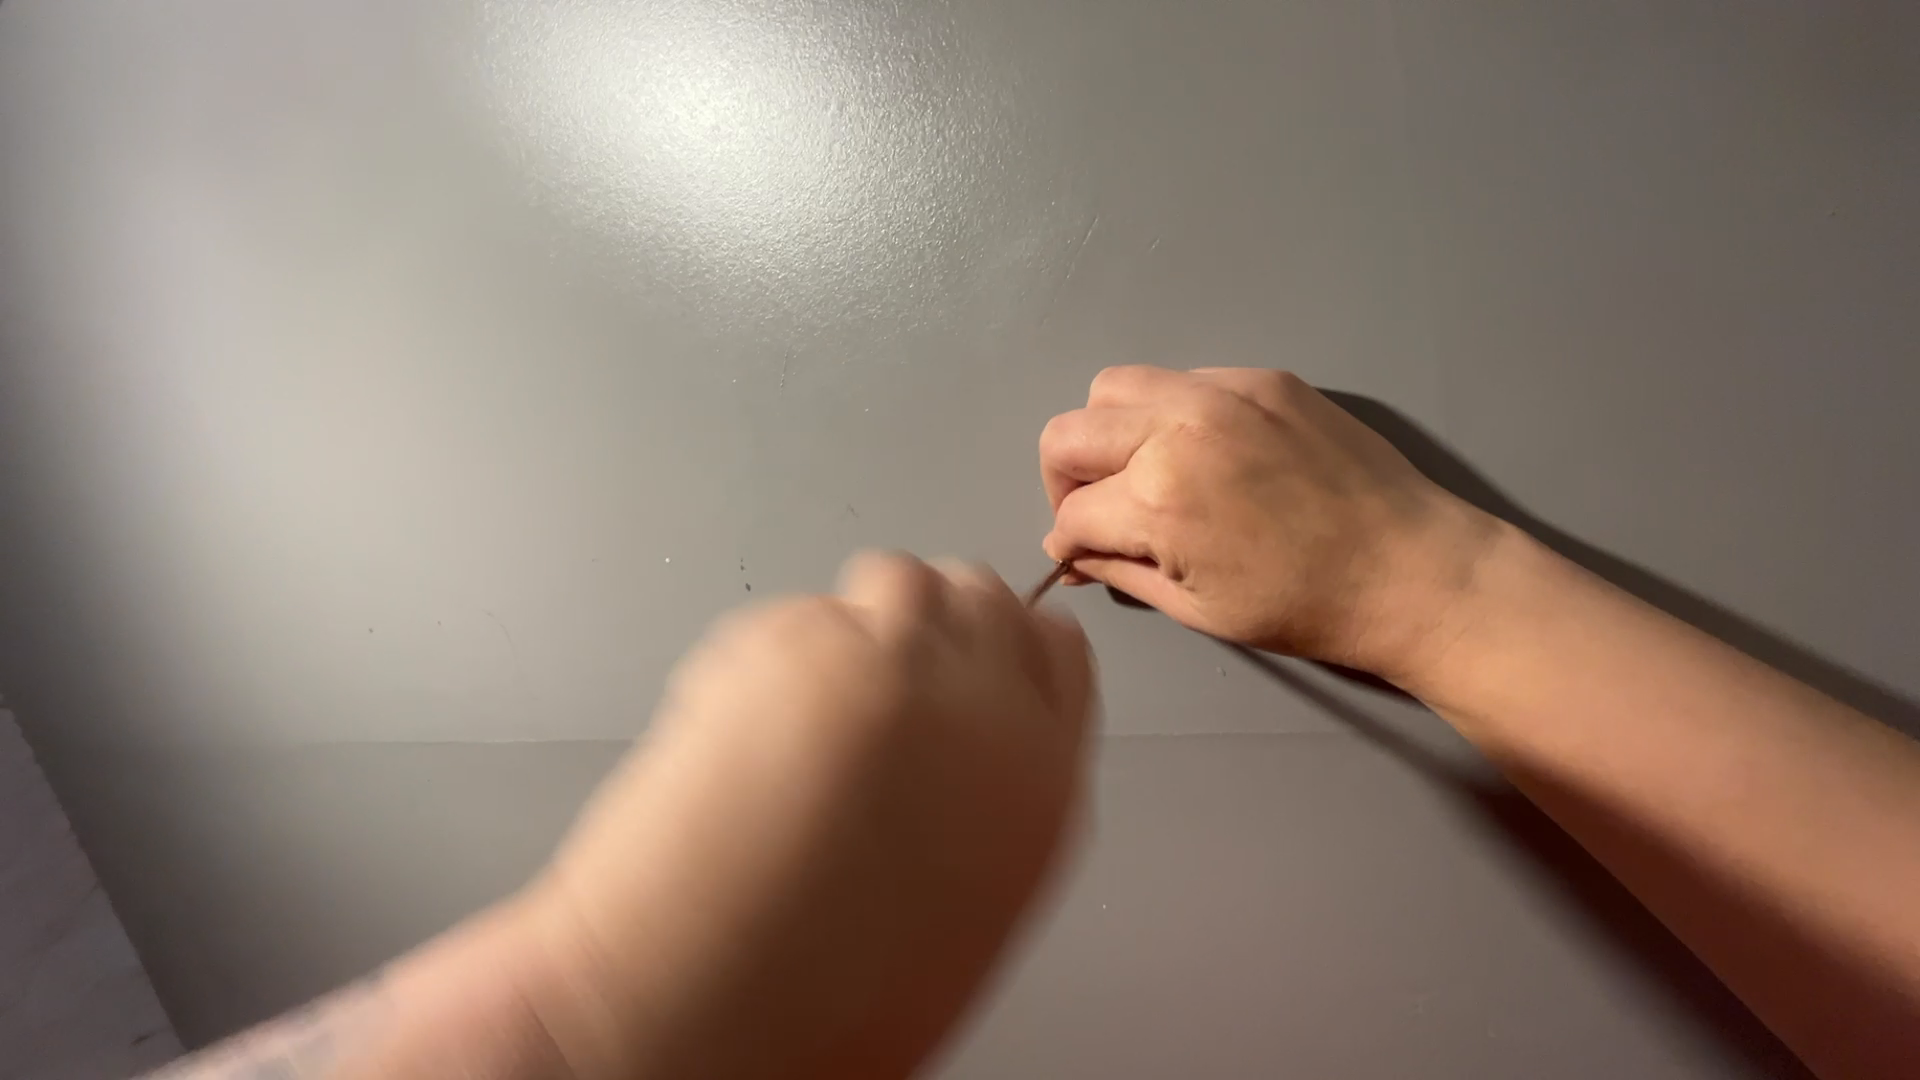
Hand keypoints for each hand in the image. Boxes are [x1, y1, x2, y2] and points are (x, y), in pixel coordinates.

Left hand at [523, 553, 1094, 1079]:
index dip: (1014, 637)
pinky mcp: (795, 638)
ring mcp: (888, 658)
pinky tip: (754, 718)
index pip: (1057, 646)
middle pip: (981, 591)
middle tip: (886, 666)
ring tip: (816, 694)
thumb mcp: (975, 886)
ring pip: (898, 578)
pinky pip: (802, 610)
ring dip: (860, 620)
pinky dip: (779, 647)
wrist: (701, 1006)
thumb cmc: (829, 987)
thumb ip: (992, 778)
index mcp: (1037, 769)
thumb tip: (973, 720)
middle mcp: (978, 697)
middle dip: (938, 617)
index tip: (982, 641)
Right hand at [1040, 365, 1501, 682]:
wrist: (1412, 571)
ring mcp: (1220, 394)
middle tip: (1096, 510)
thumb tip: (1070, 554)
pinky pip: (1179, 381)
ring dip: (1106, 433)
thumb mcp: (1193, 607)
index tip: (1079, 554)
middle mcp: (1174, 431)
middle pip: (1066, 435)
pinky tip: (1202, 452)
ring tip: (1140, 469)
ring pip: (1112, 389)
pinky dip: (1166, 415)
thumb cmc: (1300, 608)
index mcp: (1156, 500)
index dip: (1067, 540)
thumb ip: (1117, 570)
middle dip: (1062, 480)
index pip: (1071, 512)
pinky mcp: (1260, 379)